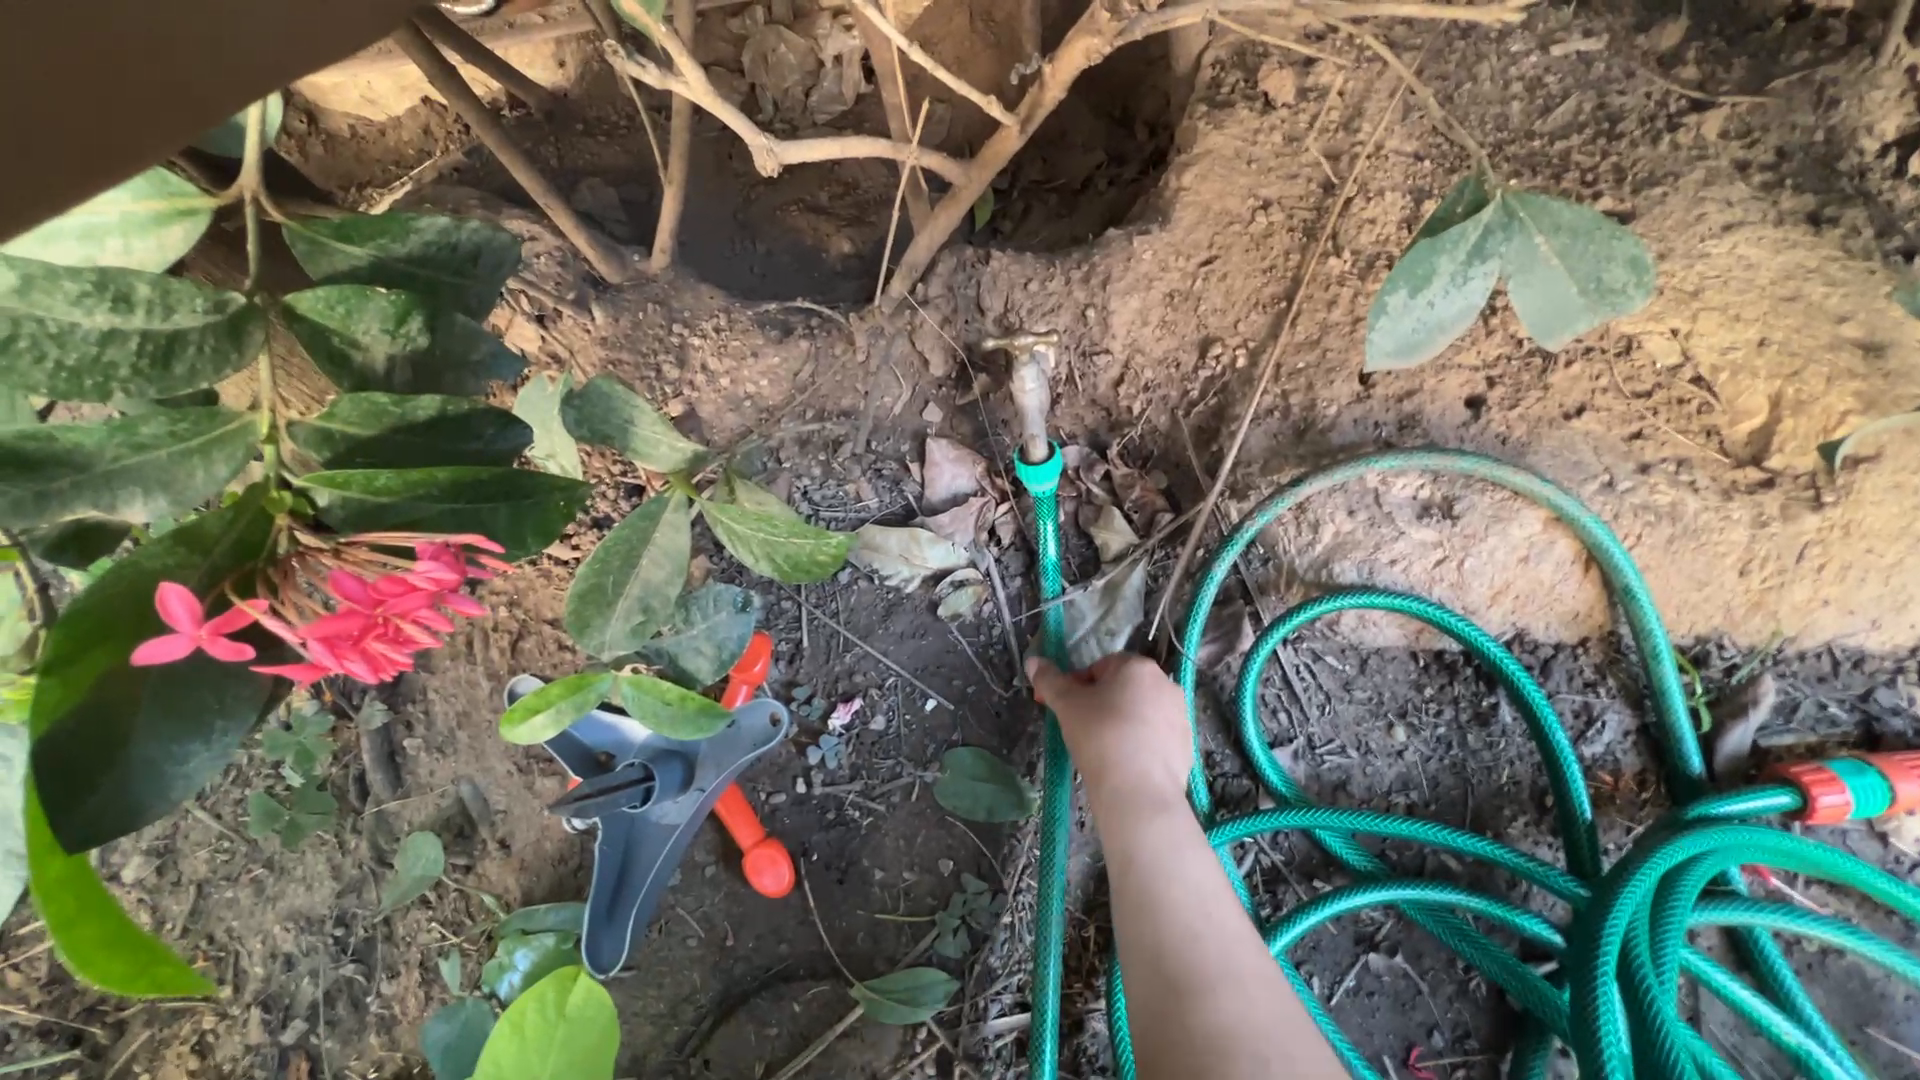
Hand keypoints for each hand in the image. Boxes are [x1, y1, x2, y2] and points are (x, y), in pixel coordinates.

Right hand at [1025, 652, 1191, 811]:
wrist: (1138, 791)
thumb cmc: (1099, 736)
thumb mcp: (1066, 705)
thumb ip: (1049, 680)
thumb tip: (1033, 661)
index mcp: (1138, 667)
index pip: (1101, 666)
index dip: (1077, 685)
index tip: (1063, 707)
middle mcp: (1166, 684)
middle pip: (1123, 687)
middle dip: (1100, 702)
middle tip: (1079, 727)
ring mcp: (1181, 715)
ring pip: (1140, 712)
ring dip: (1121, 721)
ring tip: (1102, 749)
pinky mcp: (1186, 744)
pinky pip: (1155, 736)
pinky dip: (1139, 743)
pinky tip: (1124, 763)